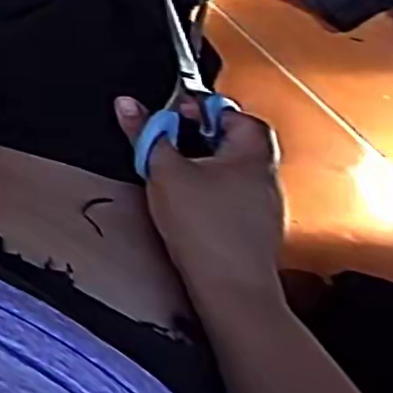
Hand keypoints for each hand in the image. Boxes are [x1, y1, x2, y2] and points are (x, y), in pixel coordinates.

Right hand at [114, 95, 284, 303]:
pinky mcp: (255, 229)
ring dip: (207, 161)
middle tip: (174, 136)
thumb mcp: (162, 169)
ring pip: (236, 169)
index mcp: (251, 157)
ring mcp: (264, 206)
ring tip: (175, 166)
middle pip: (238, 141)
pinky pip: (235, 195)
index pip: (240, 117)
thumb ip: (145, 132)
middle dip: (203, 134)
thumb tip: (127, 104)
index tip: (181, 111)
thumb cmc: (203, 226)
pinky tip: (188, 198)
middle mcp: (265, 179)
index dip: (210, 109)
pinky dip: (212, 188)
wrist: (229, 288)